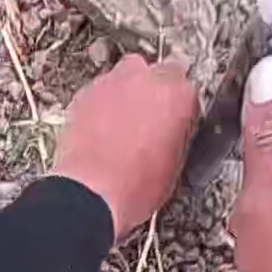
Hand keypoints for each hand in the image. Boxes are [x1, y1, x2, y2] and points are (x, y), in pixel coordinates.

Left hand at [51, 54, 198, 236]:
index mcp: (178, 96)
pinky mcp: (85, 93)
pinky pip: (98, 95)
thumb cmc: (133, 188)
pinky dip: (99, 110)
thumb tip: (171, 138)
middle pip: (154, 76)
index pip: (185, 92)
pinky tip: (99, 137)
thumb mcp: (174, 169)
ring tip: (119, 136)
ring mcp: (113, 83)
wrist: (92, 195)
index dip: (177, 112)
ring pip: (124, 81)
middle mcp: (146, 79)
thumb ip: (176, 138)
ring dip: (124, 101)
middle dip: (150, 97)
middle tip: (144, 128)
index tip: (171, 127)